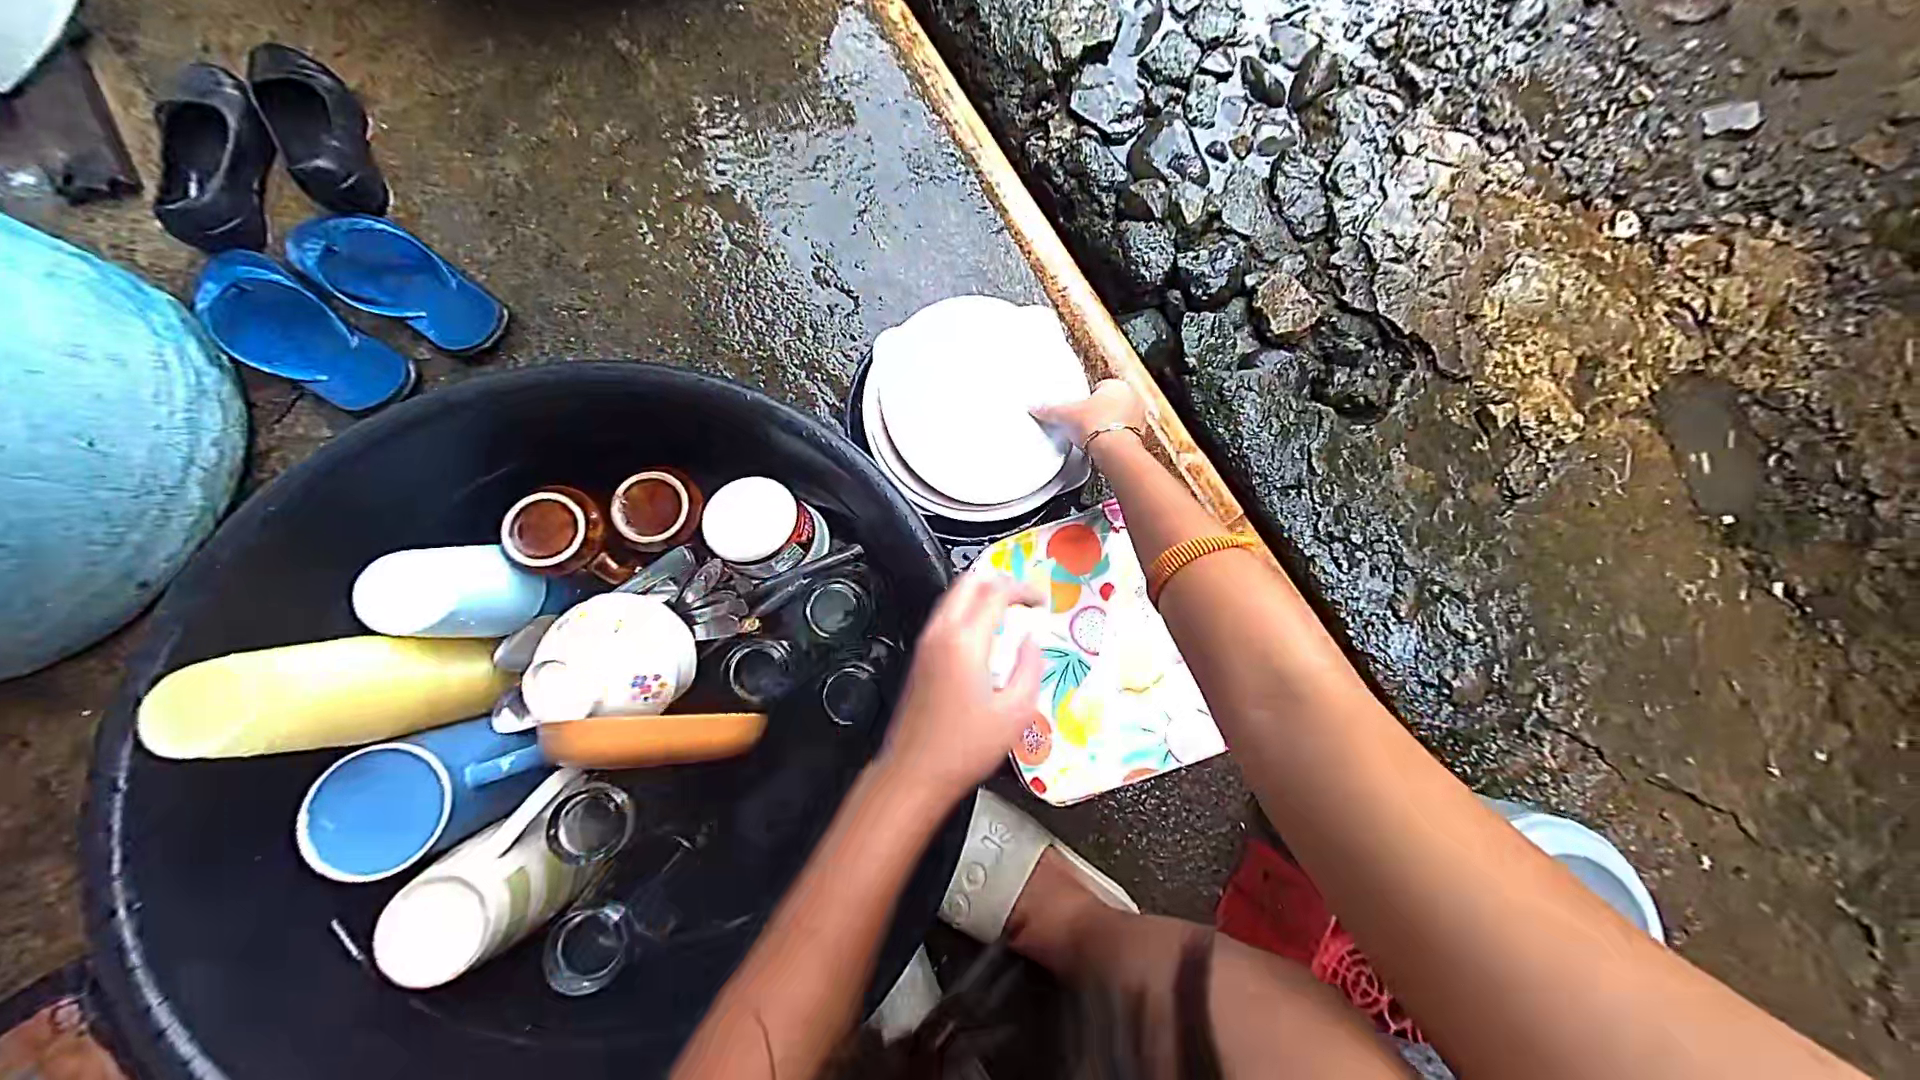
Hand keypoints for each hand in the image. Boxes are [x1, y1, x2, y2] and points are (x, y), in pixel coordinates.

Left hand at [877, 572, 1045, 802]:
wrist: (915, 771)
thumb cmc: (961, 749)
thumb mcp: (1016, 712)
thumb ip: (1030, 668)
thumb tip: (1031, 644)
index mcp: (965, 642)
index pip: (996, 592)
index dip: (1023, 589)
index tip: (1039, 599)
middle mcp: (941, 636)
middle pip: (969, 582)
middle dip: (1000, 581)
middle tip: (1024, 596)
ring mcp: (926, 645)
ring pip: (954, 597)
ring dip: (982, 594)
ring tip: (1008, 611)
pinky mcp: (920, 659)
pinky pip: (945, 617)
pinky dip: (968, 611)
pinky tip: (985, 634)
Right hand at [1032, 378, 1147, 449]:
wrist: (1113, 451)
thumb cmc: (1097, 426)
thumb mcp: (1066, 414)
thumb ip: (1049, 409)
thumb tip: (1035, 407)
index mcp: (1117, 385)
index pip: (1099, 387)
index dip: (1087, 399)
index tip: (1079, 408)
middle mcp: (1131, 398)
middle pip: (1110, 403)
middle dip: (1098, 411)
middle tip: (1084, 422)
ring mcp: (1137, 418)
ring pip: (1118, 419)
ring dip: (1108, 425)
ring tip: (1093, 435)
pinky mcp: (1139, 436)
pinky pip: (1123, 435)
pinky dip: (1114, 439)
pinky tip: (1103, 445)